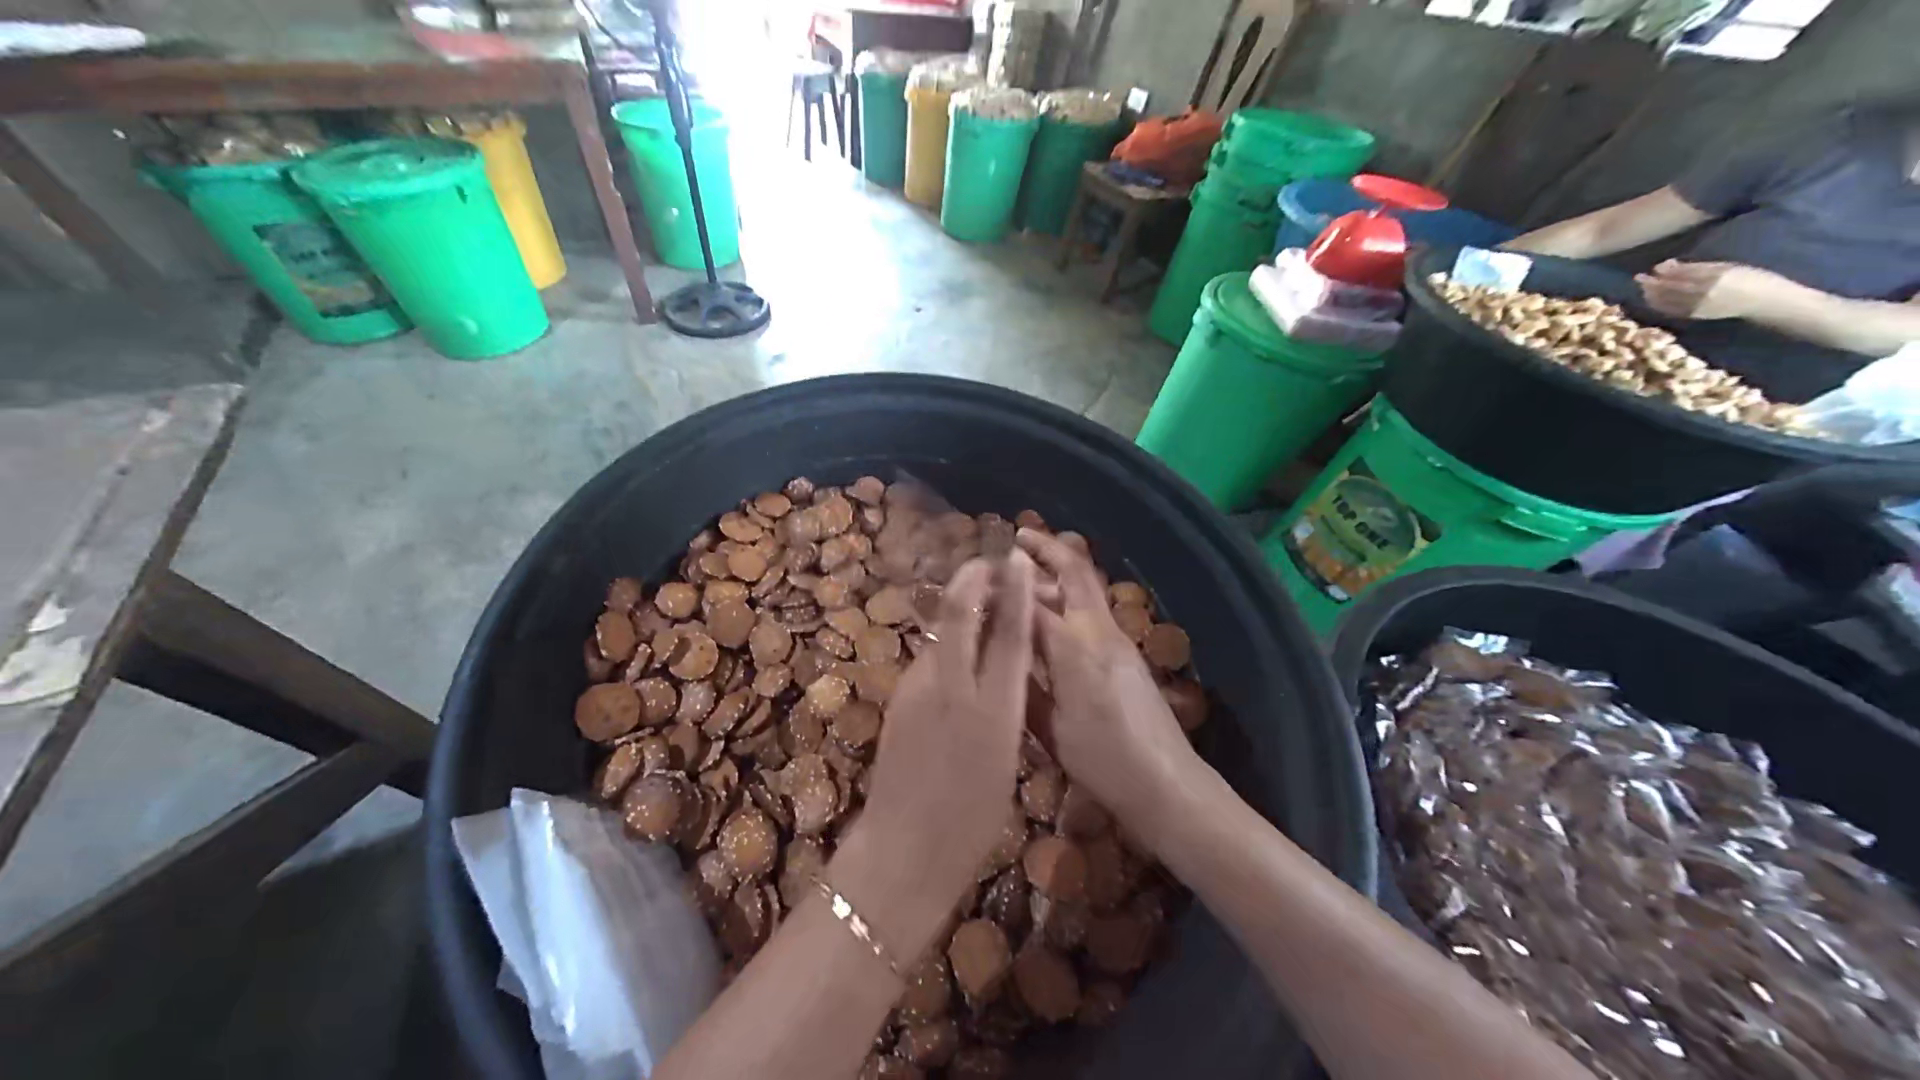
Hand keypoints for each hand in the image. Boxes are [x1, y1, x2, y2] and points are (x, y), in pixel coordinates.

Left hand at [830, 553, 1036, 956]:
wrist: (904, 849)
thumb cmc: (973, 821)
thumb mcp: (1009, 760)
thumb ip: (1007, 706)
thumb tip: (1004, 667)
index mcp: (994, 710)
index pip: (1008, 633)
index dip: (1015, 589)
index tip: (1019, 559)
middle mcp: (952, 688)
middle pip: (960, 611)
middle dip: (974, 577)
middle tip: (989, 564)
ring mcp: (916, 689)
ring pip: (941, 633)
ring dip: (960, 611)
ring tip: (980, 606)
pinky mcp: (897, 699)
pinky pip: (928, 660)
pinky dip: (946, 646)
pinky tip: (957, 657)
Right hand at [1017, 529, 1201, 846]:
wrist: (1166, 784)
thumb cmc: (1102, 762)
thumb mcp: (1049, 729)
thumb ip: (1023, 684)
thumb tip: (999, 654)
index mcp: (1074, 650)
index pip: (1030, 603)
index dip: (1003, 585)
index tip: (978, 573)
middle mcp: (1099, 633)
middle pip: (1075, 572)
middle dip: (1047, 548)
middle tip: (1018, 536)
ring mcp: (1119, 640)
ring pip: (1088, 588)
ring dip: (1060, 570)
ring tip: (1028, 568)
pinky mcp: (1128, 653)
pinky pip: (1095, 609)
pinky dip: (1072, 595)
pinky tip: (1053, 611)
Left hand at [1636, 260, 1790, 319]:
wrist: (1764, 302)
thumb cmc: (1751, 279)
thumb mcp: (1728, 267)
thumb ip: (1698, 267)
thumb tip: (1668, 265)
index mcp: (1716, 277)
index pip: (1684, 274)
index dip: (1667, 271)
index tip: (1655, 267)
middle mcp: (1705, 292)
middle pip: (1671, 287)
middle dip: (1652, 282)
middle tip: (1639, 277)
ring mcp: (1698, 305)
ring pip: (1667, 300)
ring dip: (1652, 293)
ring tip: (1643, 286)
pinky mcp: (1695, 315)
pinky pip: (1671, 310)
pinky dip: (1658, 304)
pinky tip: (1652, 298)